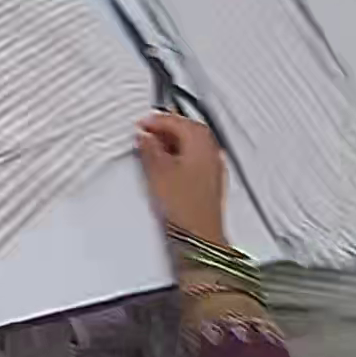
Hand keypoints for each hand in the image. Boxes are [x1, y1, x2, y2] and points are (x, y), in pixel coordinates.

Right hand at [136, 113, 226, 245]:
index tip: (141, 124)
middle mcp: (211, 151)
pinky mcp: (210, 182)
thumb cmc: (185, 206)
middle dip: (167, 127)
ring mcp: (214, 167)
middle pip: (188, 129)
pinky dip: (180, 154)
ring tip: (154, 147)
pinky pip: (195, 158)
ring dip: (173, 140)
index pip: (177, 121)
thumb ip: (148, 148)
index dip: (156, 120)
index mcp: (201, 142)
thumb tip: (144, 137)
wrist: (199, 236)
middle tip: (147, 131)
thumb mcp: (157, 171)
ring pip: (192, 143)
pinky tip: (168, 164)